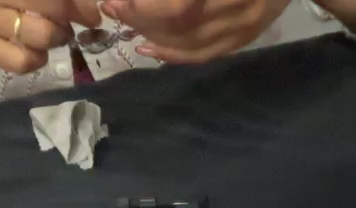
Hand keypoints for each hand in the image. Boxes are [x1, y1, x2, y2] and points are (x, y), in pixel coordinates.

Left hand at [99, 0, 287, 62]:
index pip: (179, 5)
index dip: (145, 7)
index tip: (117, 0)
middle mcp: (237, 8)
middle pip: (181, 25)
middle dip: (141, 18)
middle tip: (112, 7)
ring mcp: (243, 27)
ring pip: (190, 44)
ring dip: (153, 37)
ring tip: (125, 24)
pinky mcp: (244, 38)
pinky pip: (205, 54)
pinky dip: (175, 55)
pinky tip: (150, 49)